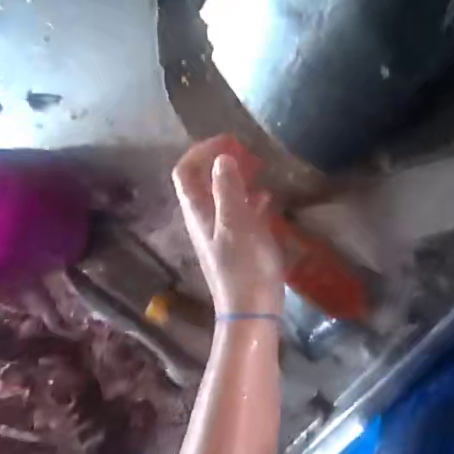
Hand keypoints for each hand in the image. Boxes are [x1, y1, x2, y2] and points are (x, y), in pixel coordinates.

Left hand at [172, 136, 284, 317]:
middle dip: (220, 161)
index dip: (201, 151)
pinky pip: (240, 213)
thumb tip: (221, 158)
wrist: (252, 311)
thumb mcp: (237, 223)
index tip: (228, 142)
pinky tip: (268, 198)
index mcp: (199, 212)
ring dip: (236, 178)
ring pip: (222, 196)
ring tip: (259, 168)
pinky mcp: (237, 245)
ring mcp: (220, 233)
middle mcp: (204, 219)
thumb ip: (229, 189)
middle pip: (202, 181)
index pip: (185, 171)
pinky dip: (250, 198)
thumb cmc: (244, 266)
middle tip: (246, 152)